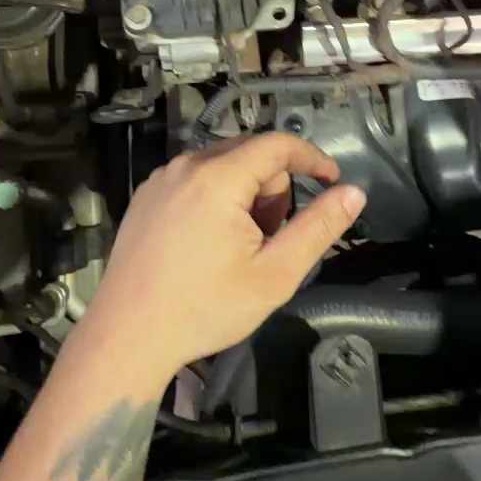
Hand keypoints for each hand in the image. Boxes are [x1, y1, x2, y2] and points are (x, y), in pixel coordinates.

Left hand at [76, 134, 367, 378]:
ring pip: (223, 165)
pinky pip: (195, 178)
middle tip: (275, 235)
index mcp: (218, 178)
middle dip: (275, 186)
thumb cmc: (204, 308)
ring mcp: (162, 179)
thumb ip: (317, 228)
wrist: (126, 337)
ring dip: (246, 193)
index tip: (332, 181)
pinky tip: (210, 242)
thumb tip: (354, 193)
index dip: (312, 157)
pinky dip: (216, 196)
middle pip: (250, 153)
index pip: (277, 144)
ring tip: (242, 245)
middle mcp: (187, 166)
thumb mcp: (274, 275)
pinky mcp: (146, 196)